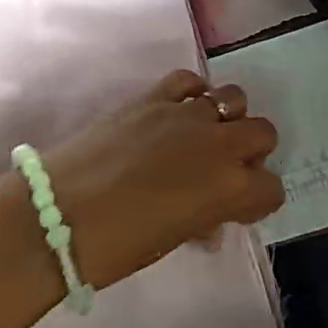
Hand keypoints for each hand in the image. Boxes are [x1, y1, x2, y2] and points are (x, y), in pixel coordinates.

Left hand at [36, 69, 281, 288]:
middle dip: (252, 153)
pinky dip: (192, 93)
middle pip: (262, 132)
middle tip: (226, 170)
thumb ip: (204, 218)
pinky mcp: (152, 97)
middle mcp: (218, 143)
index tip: (238, 209)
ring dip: (228, 118)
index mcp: (230, 187)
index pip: (271, 188)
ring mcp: (185, 114)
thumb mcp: (174, 239)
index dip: (257, 200)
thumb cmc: (119, 246)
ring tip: (204, 137)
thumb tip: (211, 216)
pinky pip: (188, 80)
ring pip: (233, 98)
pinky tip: (180, 111)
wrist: (57, 217)